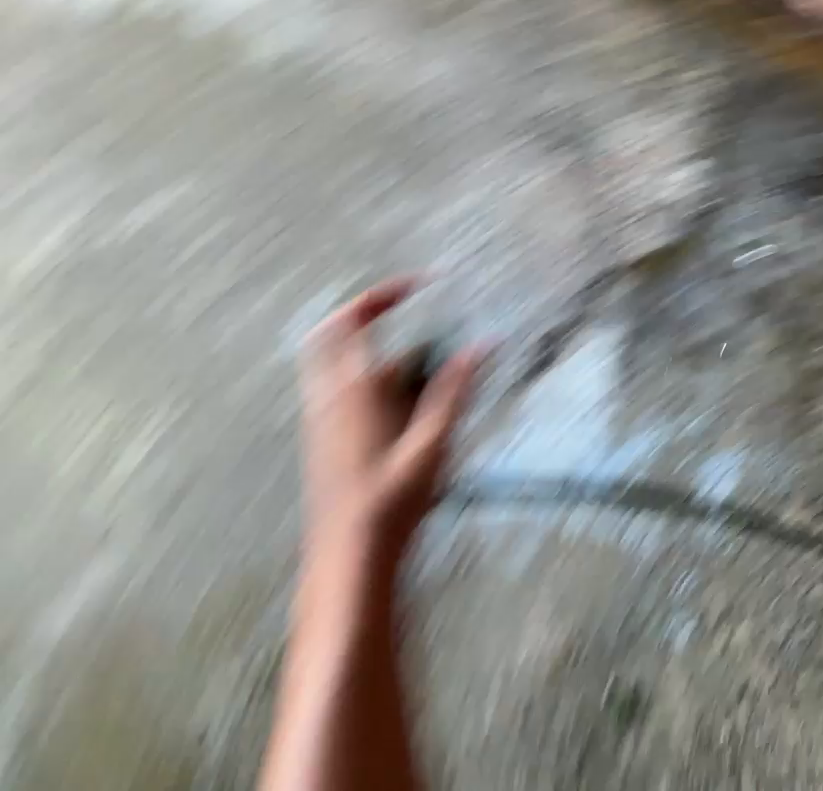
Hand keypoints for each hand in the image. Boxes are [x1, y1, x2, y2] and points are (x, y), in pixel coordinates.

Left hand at [298, 277, 487, 559]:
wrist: (348, 553)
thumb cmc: (392, 499)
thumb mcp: (433, 443)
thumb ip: (455, 391)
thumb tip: (483, 344)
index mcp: (351, 393)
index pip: (351, 325)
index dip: (381, 296)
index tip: (421, 285)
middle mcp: (328, 399)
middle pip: (329, 337)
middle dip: (367, 312)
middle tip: (410, 304)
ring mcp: (323, 419)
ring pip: (334, 363)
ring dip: (371, 342)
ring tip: (422, 345)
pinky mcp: (327, 438)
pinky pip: (341, 386)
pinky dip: (371, 370)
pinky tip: (408, 390)